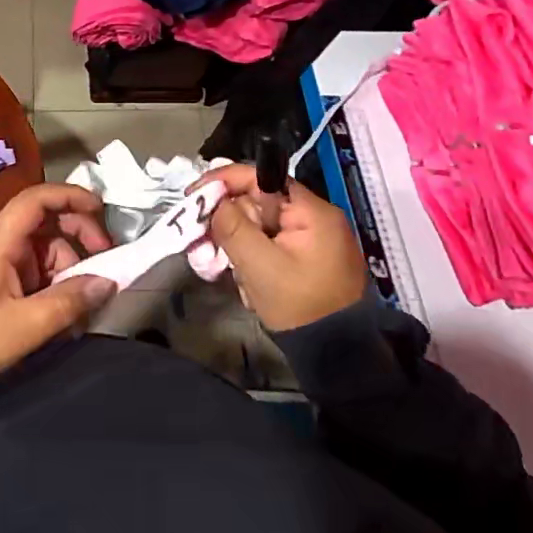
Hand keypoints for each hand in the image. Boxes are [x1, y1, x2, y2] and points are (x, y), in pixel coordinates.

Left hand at [0, 183, 116, 371]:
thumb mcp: (26, 326)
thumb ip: (70, 302)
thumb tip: (109, 282)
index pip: (35, 200)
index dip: (68, 195)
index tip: (100, 208)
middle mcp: (1, 242)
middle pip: (47, 220)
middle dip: (79, 233)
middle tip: (105, 257)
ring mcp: (2, 260)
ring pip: (48, 247)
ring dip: (72, 266)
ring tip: (86, 300)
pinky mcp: (4, 278)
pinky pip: (40, 269)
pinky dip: (58, 282)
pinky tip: (69, 309)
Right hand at [195, 164, 368, 330]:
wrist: (337, 355)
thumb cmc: (298, 305)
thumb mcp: (258, 264)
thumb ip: (232, 226)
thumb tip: (212, 201)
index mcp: (311, 211)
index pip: (261, 177)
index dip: (225, 181)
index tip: (195, 195)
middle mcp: (317, 217)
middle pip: (259, 202)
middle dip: (232, 221)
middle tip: (209, 243)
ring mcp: (316, 239)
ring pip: (263, 225)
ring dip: (242, 244)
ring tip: (233, 271)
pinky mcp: (311, 258)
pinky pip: (273, 243)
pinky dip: (255, 256)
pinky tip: (250, 281)